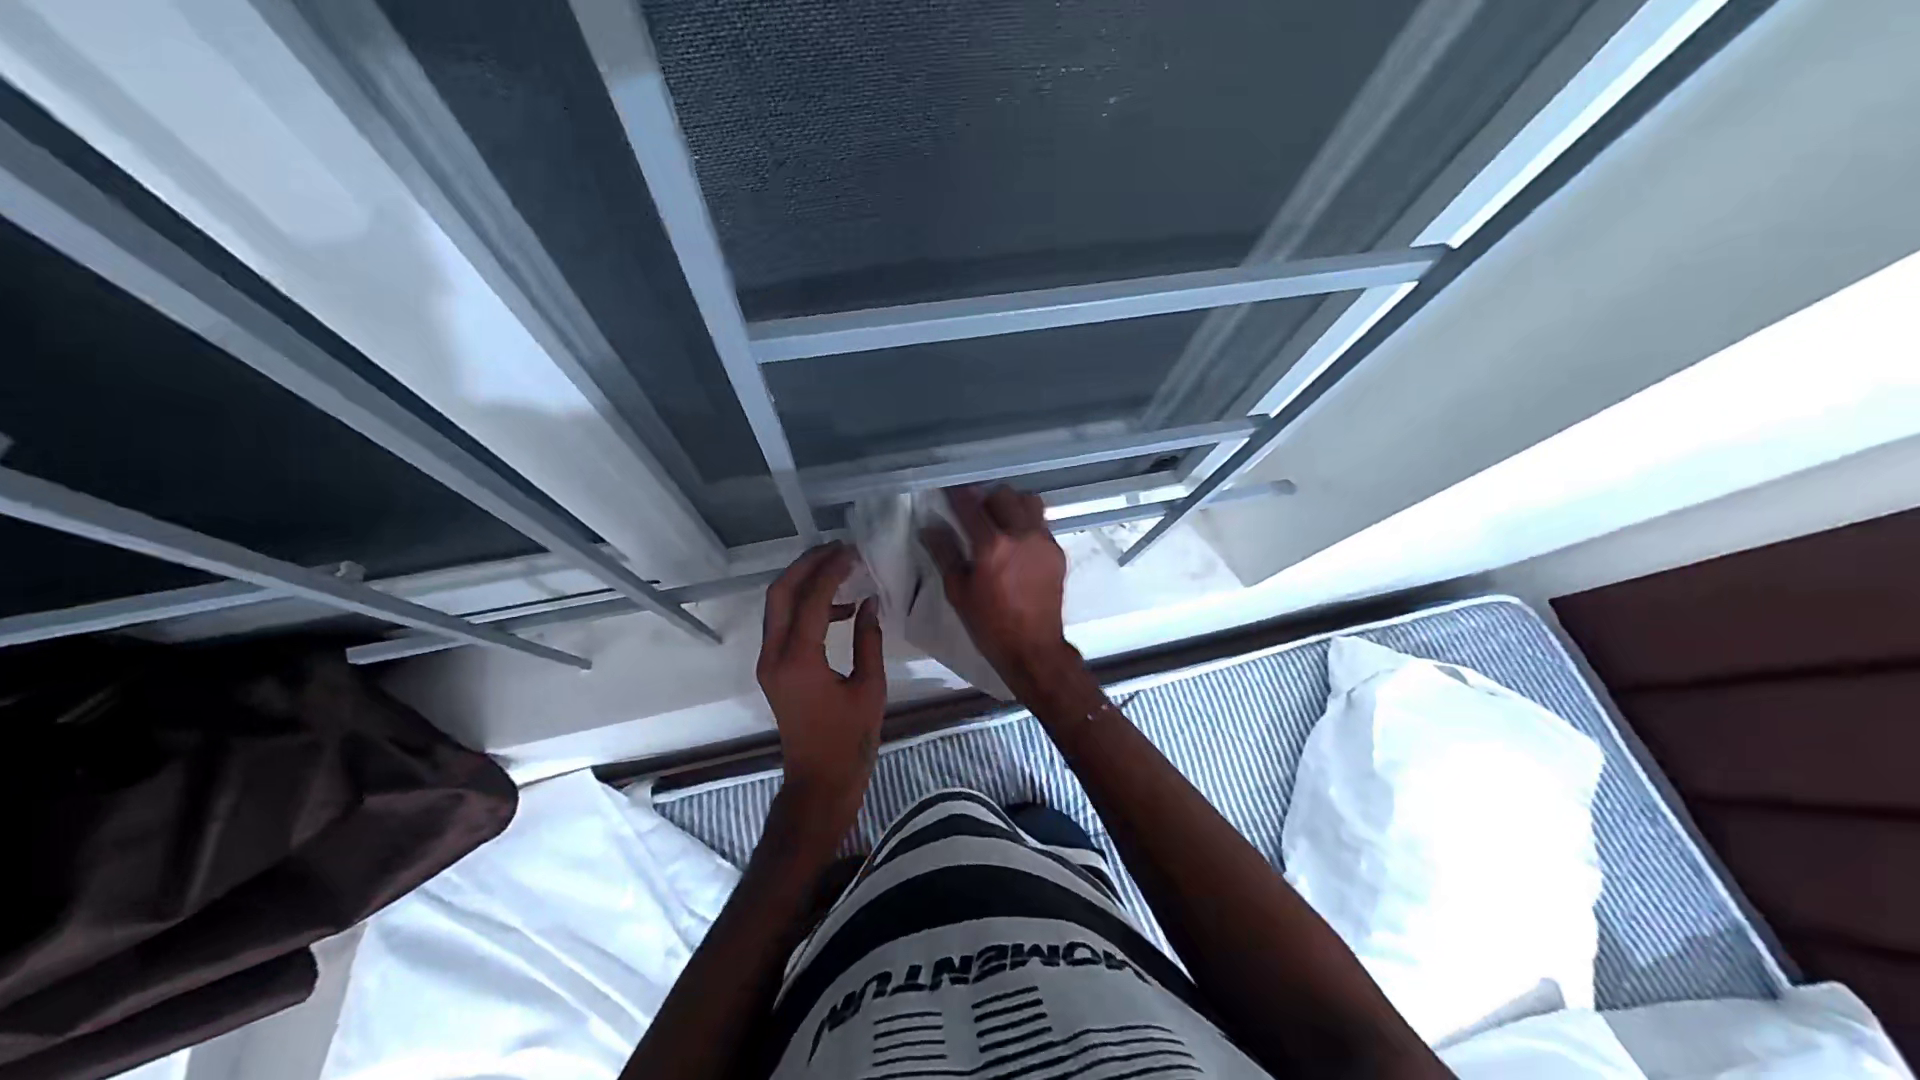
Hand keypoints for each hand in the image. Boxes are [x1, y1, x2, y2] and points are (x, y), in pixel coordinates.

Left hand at [757, 543, 884, 820]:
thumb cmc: (850, 740)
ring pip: (778, 606)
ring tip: (840, 570)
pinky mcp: (773, 670)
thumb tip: (869, 602)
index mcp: (799, 659)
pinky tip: (838, 609)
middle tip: (838, 549)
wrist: (819, 781)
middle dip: (807, 565)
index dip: (832, 570)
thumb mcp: (870, 687)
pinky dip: (805, 607)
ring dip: (804, 583)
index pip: (812, 599)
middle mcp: (774, 655)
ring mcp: (768, 663)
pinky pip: (784, 625)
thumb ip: (868, 640)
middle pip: (780, 593)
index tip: (853, 551)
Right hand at [921, 485, 1078, 700]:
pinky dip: (1026, 523)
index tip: (948, 490)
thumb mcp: (957, 591)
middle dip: (985, 498)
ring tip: (1000, 521)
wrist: (1033, 648)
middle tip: (974, 513)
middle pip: (1002, 495)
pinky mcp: (1056, 551)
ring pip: (1028, 502)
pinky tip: (1017, 543)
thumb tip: (929, 527)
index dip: (956, 494)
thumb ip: (944, 553)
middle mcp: (1020, 535)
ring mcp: (1042, 541)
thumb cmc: (989, 624)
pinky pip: (1041, 523)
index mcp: (991, 546)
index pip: (969, 505)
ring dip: (1011, 505)